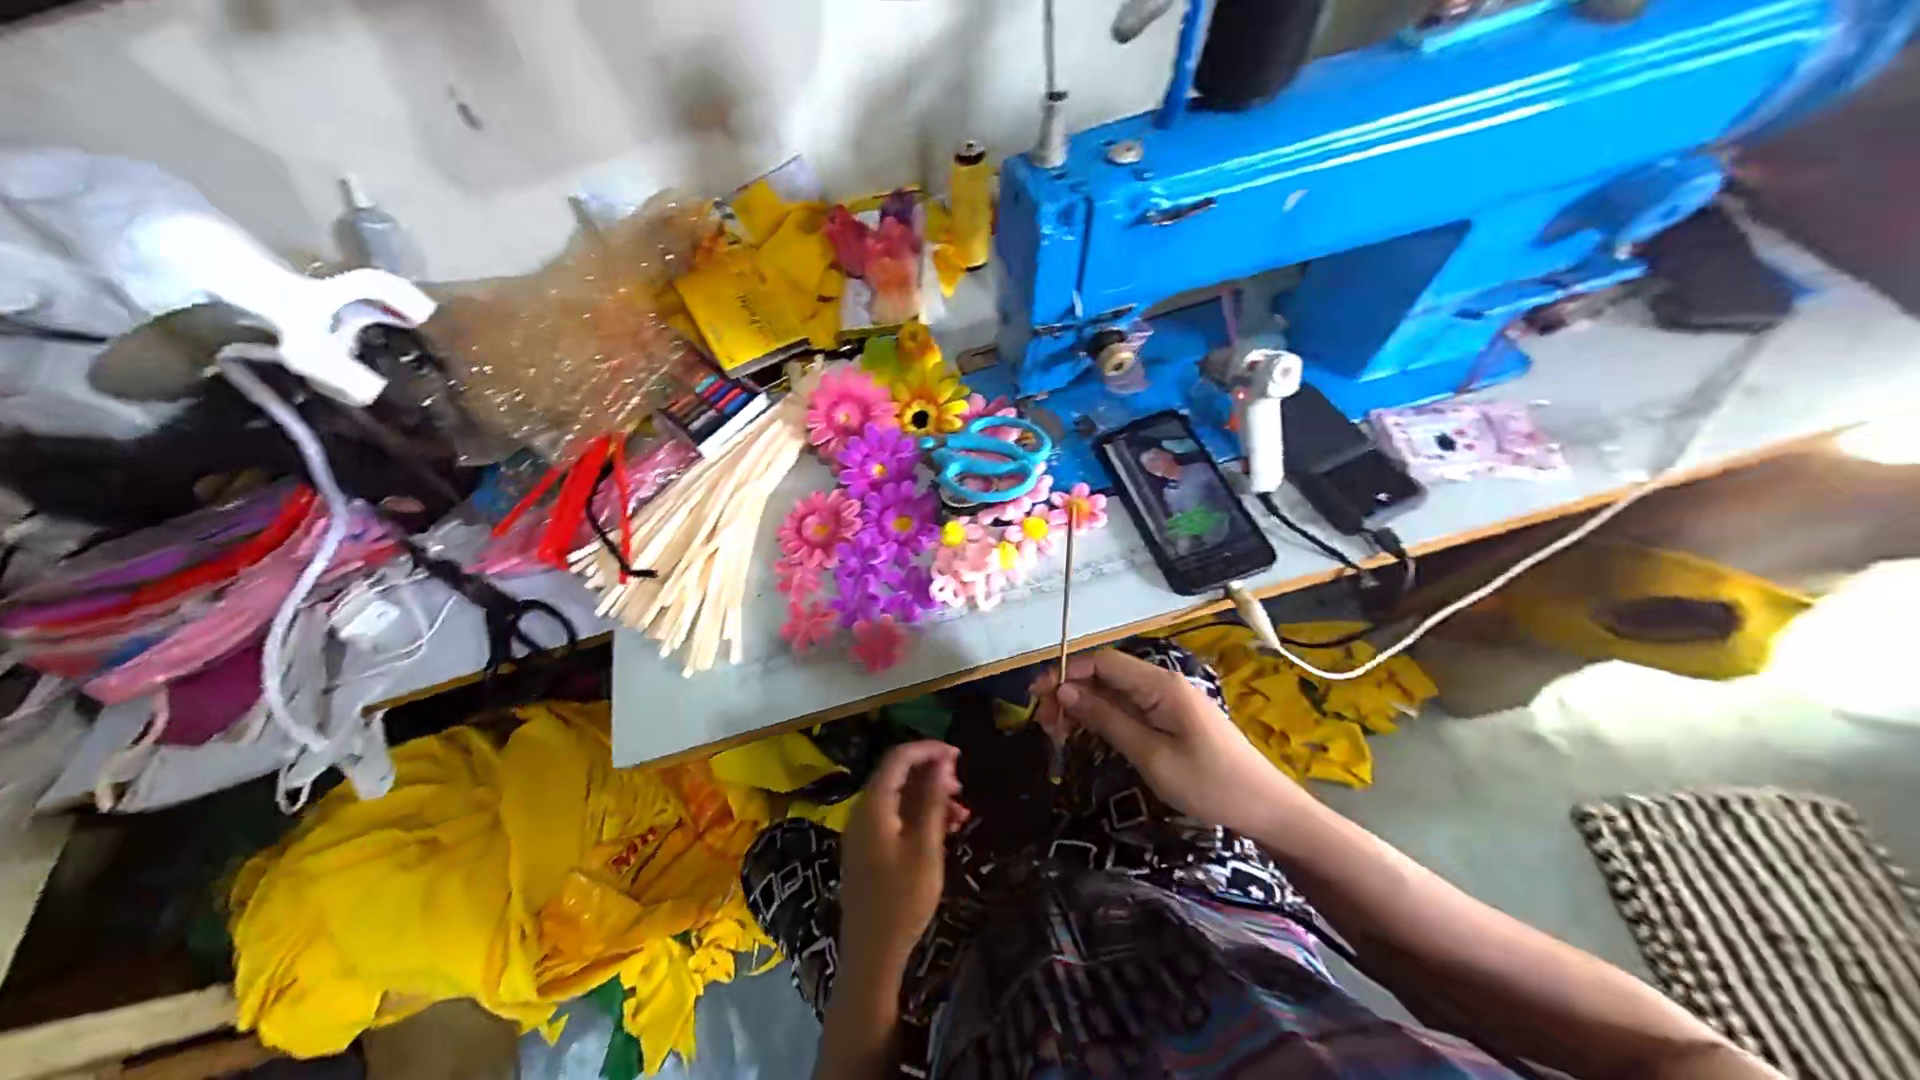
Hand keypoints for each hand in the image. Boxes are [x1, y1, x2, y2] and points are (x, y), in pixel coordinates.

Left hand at [838, 741, 967, 975]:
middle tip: (962, 787)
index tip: (959, 755)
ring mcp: (863, 831)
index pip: (898, 758)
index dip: (928, 749)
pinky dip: (919, 816)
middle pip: (897, 775)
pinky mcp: (868, 849)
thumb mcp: (925, 847)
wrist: (871, 953)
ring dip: (929, 797)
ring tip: (961, 813)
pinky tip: (944, 831)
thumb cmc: (902, 900)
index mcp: (874, 806)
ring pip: (899, 797)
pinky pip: (895, 817)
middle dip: (931, 774)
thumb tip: (943, 762)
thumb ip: (933, 801)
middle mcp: (863, 811)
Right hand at [1032, 648, 1301, 836]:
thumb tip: (1065, 691)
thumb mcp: (1152, 756)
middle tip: (1045, 724)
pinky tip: (1085, 733)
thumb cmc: (1210, 785)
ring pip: (1113, 691)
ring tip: (1057, 732)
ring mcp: (1167, 701)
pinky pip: (1128, 707)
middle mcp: (1162, 684)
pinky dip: (1102, 717)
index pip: (1102, 662)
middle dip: (1070, 691)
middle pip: (1104, 674)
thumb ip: (1107, 719)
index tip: (1037, 697)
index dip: (1066, 672)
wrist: (1266, 809)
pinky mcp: (1170, 718)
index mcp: (1160, 685)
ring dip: (1082, 706)